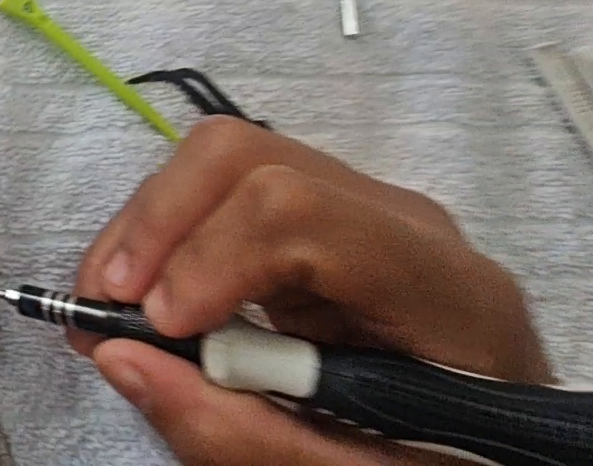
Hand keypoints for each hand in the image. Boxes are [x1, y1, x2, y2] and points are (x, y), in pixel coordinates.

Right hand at [73, 117, 550, 464]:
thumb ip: (241, 435)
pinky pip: (210, 187)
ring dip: (141, 228)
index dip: (208, 257)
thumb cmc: (439, 465)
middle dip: (155, 224)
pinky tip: (139, 289)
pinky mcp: (304, 207)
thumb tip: (115, 354)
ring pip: (213, 160)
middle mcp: (395, 217)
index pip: (300, 213)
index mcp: (443, 287)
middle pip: (243, 158)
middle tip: (104, 300)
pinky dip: (155, 233)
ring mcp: (348, 200)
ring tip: (104, 302)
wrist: (488, 452)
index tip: (155, 327)